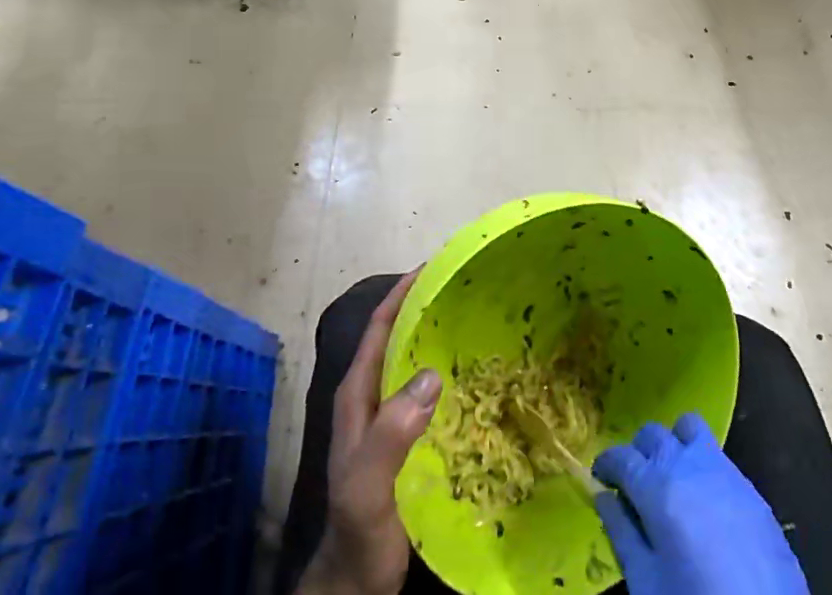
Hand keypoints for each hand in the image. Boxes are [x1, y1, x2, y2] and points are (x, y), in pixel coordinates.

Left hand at [298, 272, 441, 594]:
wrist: (357, 577)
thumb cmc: (358, 529)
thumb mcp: (368, 483)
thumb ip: (391, 433)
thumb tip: (430, 375)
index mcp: (357, 394)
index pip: (377, 330)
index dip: (400, 295)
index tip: (430, 268)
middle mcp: (370, 397)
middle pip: (395, 339)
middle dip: (422, 308)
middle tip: (462, 288)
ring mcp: (387, 418)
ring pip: (411, 363)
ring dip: (435, 338)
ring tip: (474, 321)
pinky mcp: (405, 439)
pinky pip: (426, 393)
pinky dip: (445, 373)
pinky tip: (472, 377)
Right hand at [591, 413, 808, 594]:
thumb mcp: (645, 581)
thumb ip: (620, 532)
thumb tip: (604, 497)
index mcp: (656, 487)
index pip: (619, 455)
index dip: (605, 466)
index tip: (602, 483)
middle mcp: (688, 466)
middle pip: (653, 433)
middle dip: (638, 452)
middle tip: (637, 486)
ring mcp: (725, 474)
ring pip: (690, 428)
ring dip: (674, 445)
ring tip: (673, 480)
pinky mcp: (753, 492)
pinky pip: (719, 458)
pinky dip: (703, 466)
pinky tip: (706, 504)